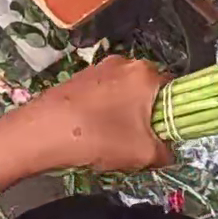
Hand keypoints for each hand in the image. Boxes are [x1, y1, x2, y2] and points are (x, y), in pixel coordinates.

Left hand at [0, 56, 172, 181]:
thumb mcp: (144, 155)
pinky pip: (102, 97)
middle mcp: (123, 63)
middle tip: (139, 143)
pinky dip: (103, 115)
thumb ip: (166, 152)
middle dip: (147, 117)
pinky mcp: (77, 79)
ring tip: (112, 142)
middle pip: (148, 91)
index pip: (176, 90)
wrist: (41, 133)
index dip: (175, 115)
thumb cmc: (99, 137)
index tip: (167, 135)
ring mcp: (97, 69)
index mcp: (146, 73)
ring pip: (124, 95)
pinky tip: (93, 135)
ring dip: (123, 117)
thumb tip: (168, 151)